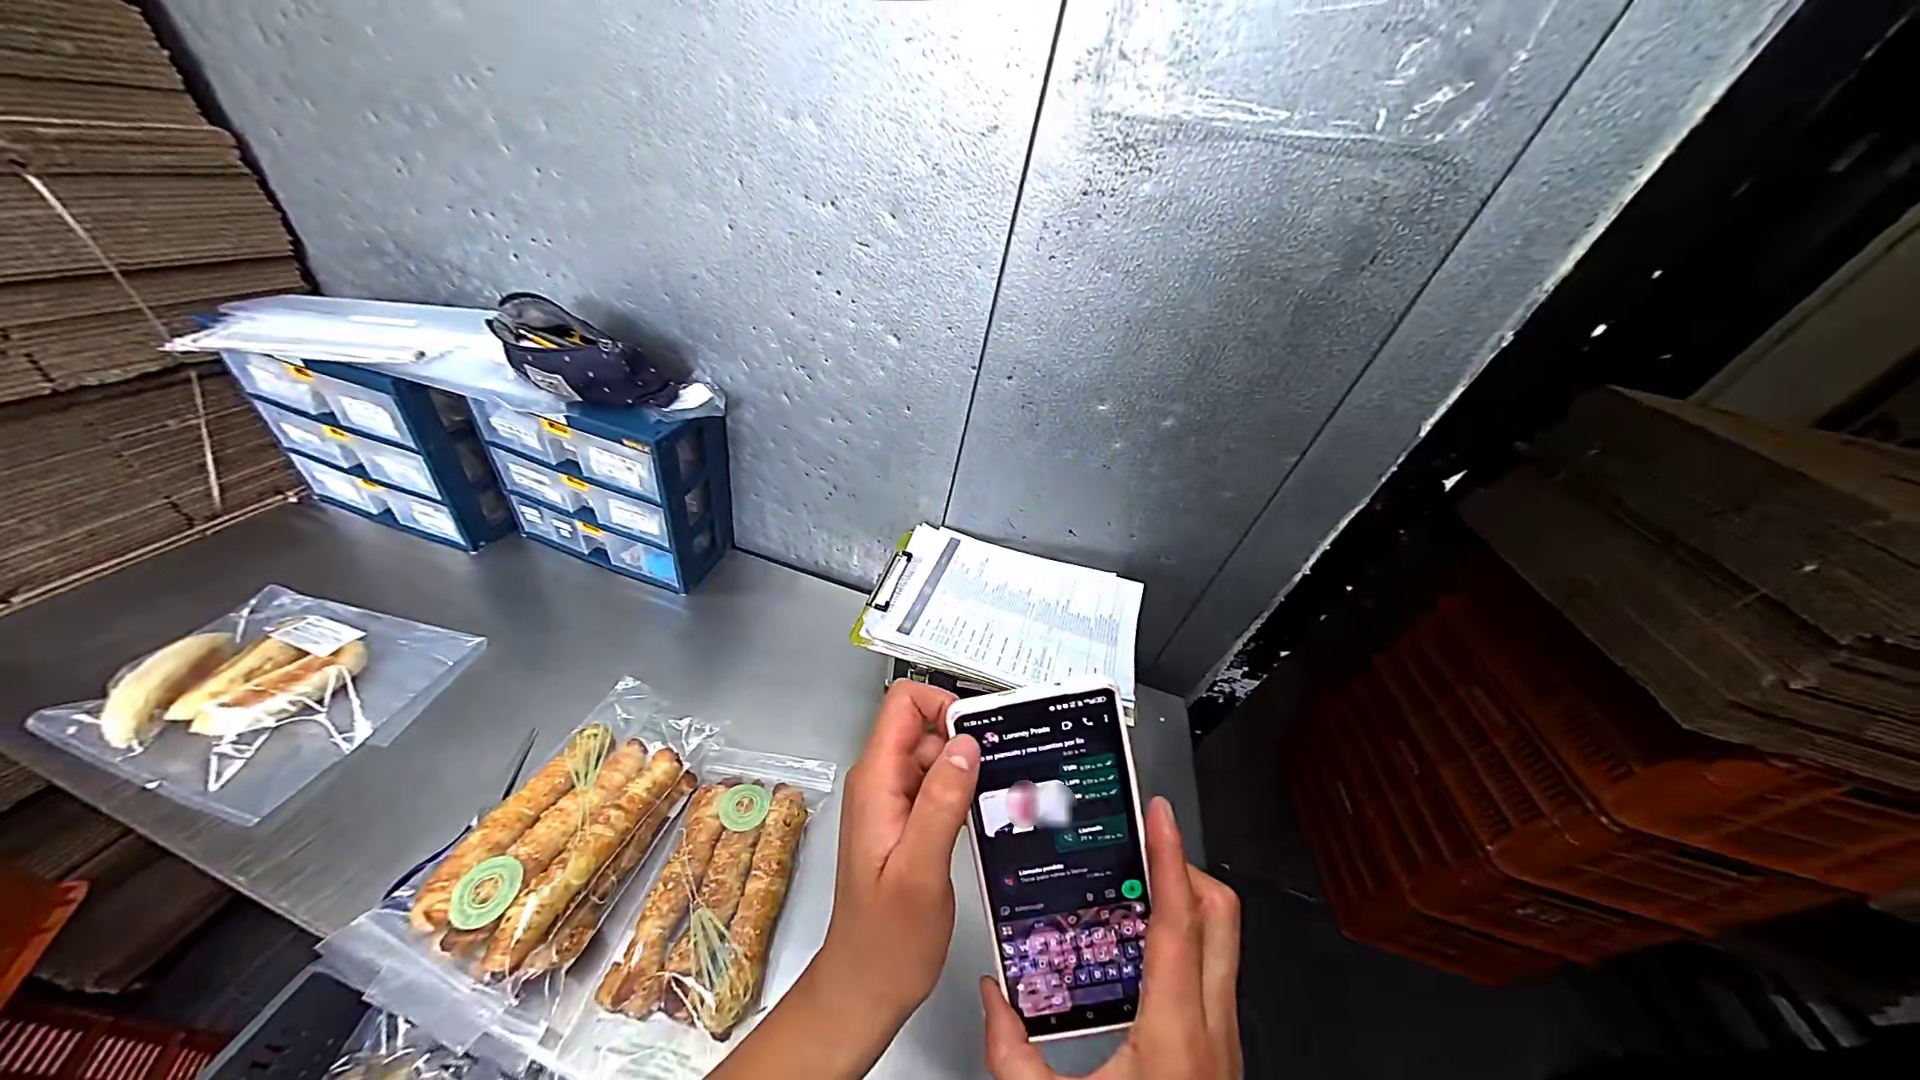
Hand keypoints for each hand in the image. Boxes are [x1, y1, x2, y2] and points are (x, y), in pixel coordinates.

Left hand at [714, 680, 978, 1079]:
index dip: (943, 706)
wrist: (866, 986)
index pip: (903, 704)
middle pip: (925, 728)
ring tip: (992, 806)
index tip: (978, 736)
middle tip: (997, 779)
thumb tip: (966, 744)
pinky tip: (979, 819)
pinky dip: (961, 793)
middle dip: (964, 743)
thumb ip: (941, 802)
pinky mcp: (906, 820)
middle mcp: (880, 783)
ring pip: (936, 757)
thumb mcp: (920, 870)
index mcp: (876, 782)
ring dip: (966, 772)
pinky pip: (937, 786)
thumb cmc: (886, 940)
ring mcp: (892, 801)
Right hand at [980, 797, 1241, 1079]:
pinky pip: (1213, 967)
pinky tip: (1145, 941)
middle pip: (1221, 917)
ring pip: (1224, 939)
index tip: (1160, 815)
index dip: (1171, 858)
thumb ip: (1014, 1055)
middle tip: (1147, 841)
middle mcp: (1213, 1028)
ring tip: (1142, 880)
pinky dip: (1186, 935)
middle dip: (1186, 866)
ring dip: (1188, 898)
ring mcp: (1224, 1037)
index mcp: (1176, 1034)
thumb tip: (992, 999)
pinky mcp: (1220, 1046)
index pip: (1179, 922)